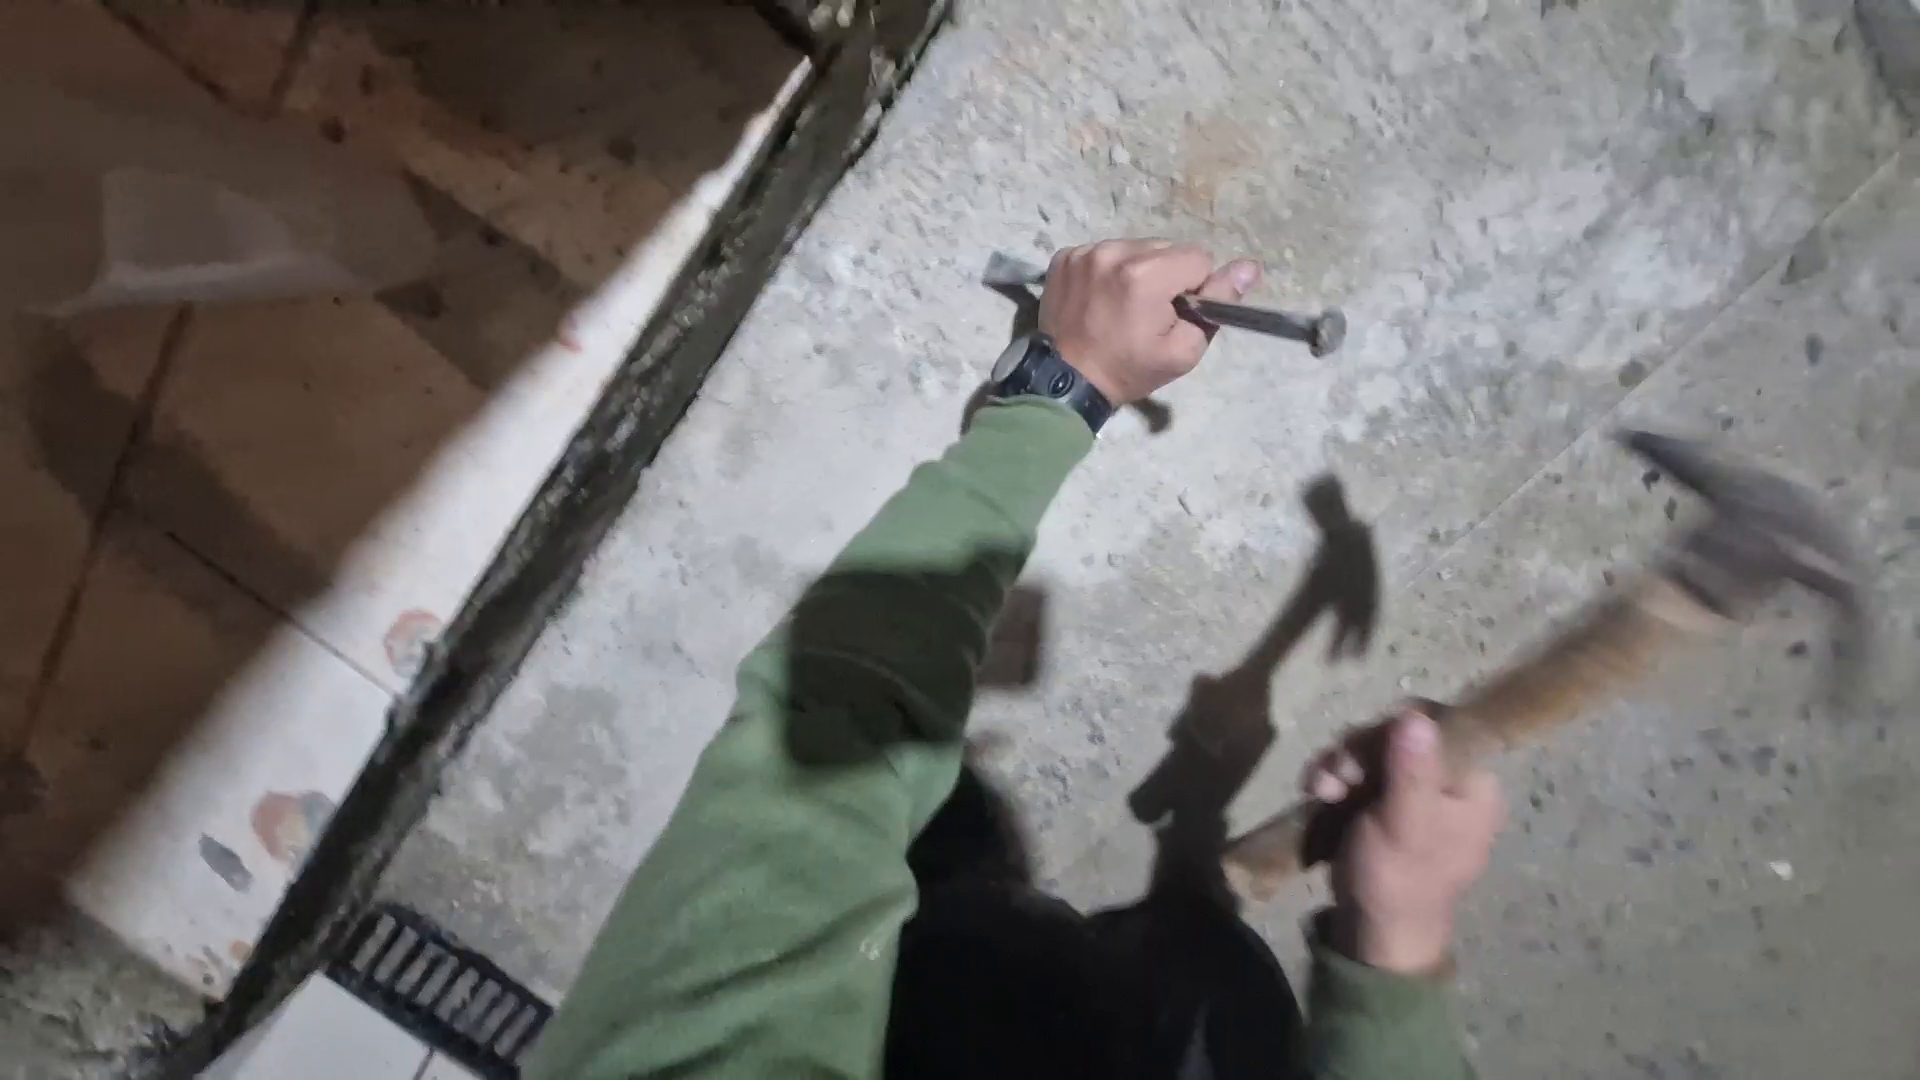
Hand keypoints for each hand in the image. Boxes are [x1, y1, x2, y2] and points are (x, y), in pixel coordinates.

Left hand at [1038, 240, 1260, 405]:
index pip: (1198, 258)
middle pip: (1165, 249)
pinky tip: (1099, 299)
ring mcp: (1085, 253)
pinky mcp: (1064, 258)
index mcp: (1146, 273)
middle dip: (1166, 277)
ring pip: (1135, 248)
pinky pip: (1103, 253)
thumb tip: (1250, 266)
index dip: (1194, 288)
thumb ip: (1217, 304)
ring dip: (1136, 272)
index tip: (1173, 315)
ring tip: (1120, 307)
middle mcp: (1114, 252)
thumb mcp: (1183, 350)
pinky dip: (1106, 272)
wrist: (1066, 382)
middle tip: (1146, 314)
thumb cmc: (1128, 370)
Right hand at [1302, 708, 1504, 975]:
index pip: (1442, 726)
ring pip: (1369, 749)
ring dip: (1338, 764)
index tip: (1370, 745)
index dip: (1400, 726)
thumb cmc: (1399, 879)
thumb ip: (1411, 771)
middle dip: (1358, 750)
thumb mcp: (1405, 824)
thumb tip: (1415, 716)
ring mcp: (1409, 790)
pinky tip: (1317, 793)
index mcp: (1472, 786)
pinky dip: (1331, 776)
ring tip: (1323, 789)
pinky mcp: (1378, 800)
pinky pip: (1353, 769)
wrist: (1372, 929)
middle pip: (1397, 733)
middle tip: (1340, 775)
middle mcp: (1445, 782)